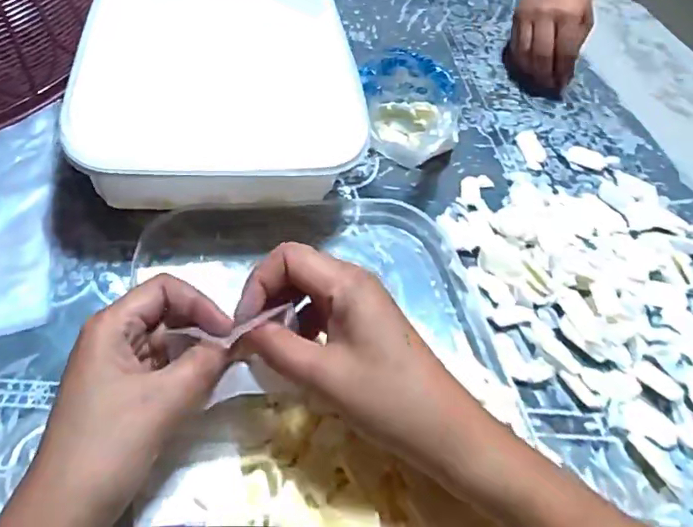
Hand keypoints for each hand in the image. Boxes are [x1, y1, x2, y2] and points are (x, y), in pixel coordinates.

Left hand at [0, 275, 233, 526]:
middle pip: (163, 312)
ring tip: (223, 369)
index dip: (199, 302)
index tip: (230, 331)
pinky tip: (200, 388)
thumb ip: (202, 365)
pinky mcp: (117, 393)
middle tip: (234, 350)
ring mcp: (112, 365)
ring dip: (192, 352)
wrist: (64, 510)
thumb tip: (232, 341)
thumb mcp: (162, 403)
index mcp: (111, 324)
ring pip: (161, 343)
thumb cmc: (109, 444)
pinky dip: (180, 374)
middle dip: (199, 326)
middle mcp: (110, 335)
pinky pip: (155, 369)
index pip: (163, 288)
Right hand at [234, 245, 640, 526]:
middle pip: (296, 267)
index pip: (286, 256)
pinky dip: (302, 322)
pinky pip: (322, 305)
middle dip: (268, 295)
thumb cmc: (389, 401)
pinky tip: (300, 352)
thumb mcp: (324, 377)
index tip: (245, 323)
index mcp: (346, 281)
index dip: (258, 282)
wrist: (450, 435)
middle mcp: (354, 279)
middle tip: (252, 335)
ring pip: (307, 286)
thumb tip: (242, 330)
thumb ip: (277, 347)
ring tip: (273, 347)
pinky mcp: (366, 319)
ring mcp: (362, 298)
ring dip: (283, 309)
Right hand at [509, 0, 593, 91]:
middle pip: (541, 54)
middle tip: (547, 90)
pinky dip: (518, 58)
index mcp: (568, 17)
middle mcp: (545, 16)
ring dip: (529, 71)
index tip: (562, 87)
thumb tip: (563, 68)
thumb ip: (575, 41)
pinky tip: (523, 68)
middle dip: (544, 75)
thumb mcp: (584, 18)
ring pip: (524, 50)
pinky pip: (514, 42)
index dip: (562, 72)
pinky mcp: (515, 15)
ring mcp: (527, 15)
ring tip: (534, 83)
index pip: (564, 52)